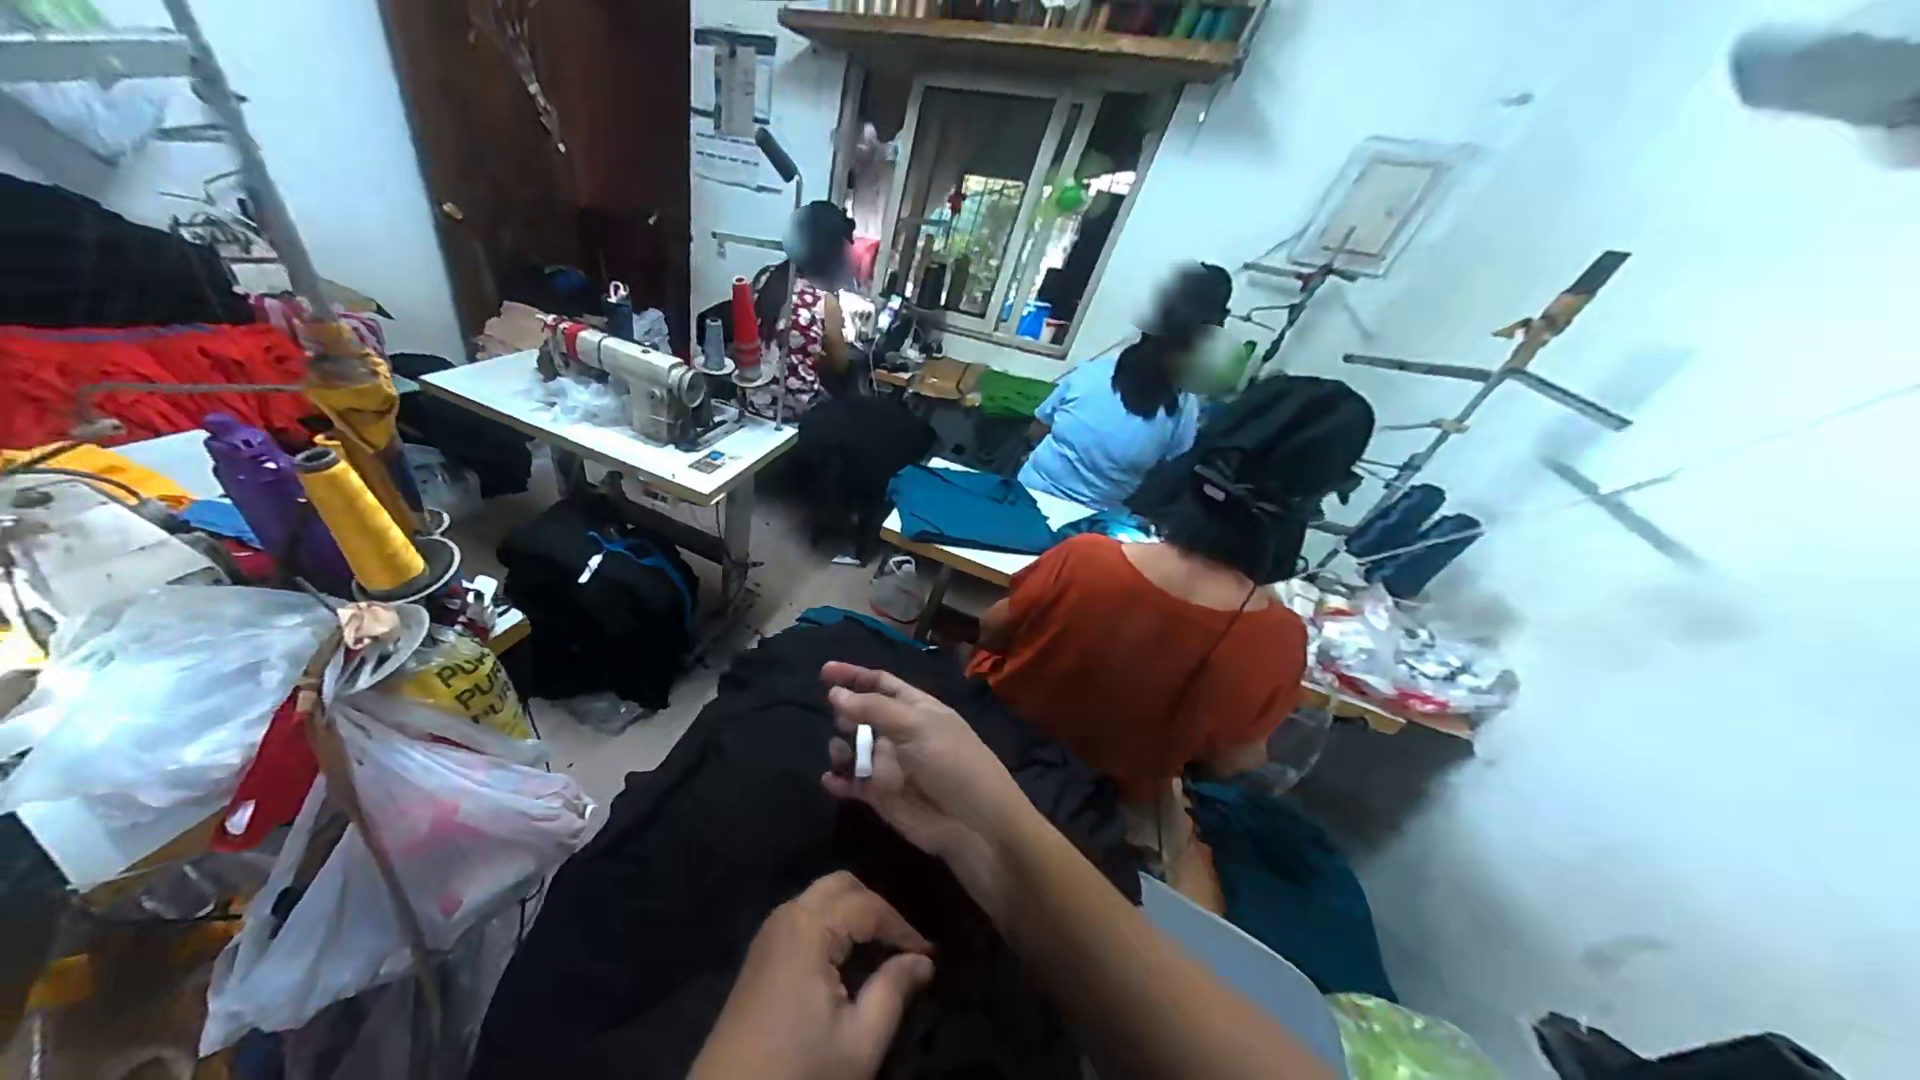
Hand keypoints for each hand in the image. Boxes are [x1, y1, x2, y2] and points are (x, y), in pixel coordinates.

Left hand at [689, 872, 935, 1079]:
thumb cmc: (799, 1073)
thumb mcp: (859, 1041)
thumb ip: (894, 991)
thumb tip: (923, 961)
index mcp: (808, 928)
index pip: (868, 905)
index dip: (903, 927)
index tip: (929, 955)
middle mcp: (786, 916)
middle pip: (841, 885)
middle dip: (877, 907)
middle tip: (903, 943)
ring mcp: (769, 933)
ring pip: (822, 897)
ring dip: (855, 912)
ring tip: (882, 947)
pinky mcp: (761, 953)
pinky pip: (805, 915)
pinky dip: (833, 922)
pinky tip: (848, 954)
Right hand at [819, 662, 1034, 914]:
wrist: (972, 821)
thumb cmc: (950, 761)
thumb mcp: (915, 726)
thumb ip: (873, 709)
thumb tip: (835, 694)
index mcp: (915, 707)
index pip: (880, 683)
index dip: (854, 675)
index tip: (824, 671)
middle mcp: (900, 732)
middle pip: (863, 714)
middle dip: (845, 712)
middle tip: (837, 717)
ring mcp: (889, 764)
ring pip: (853, 749)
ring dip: (840, 747)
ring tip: (840, 754)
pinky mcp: (881, 795)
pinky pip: (852, 782)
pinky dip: (838, 780)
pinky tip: (831, 779)